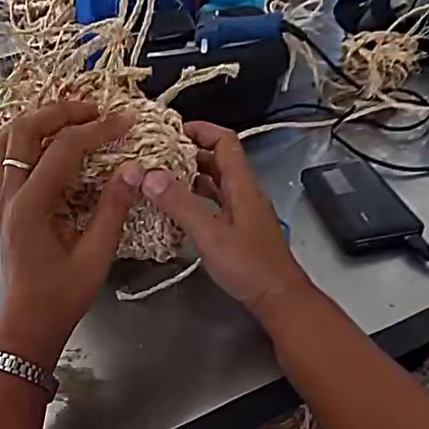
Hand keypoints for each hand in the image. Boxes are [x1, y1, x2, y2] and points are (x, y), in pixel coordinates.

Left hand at [0, 101, 138, 367]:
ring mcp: (0, 199)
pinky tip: (44, 145)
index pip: (63, 148)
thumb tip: (133, 169)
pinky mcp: (1, 206)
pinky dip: (22, 141)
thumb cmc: (62, 296)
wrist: (29, 322)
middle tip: (95, 110)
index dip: (97, 130)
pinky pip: (2, 159)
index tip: (124, 122)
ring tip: (67, 118)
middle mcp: (9, 194)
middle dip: (60, 112)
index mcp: (32, 205)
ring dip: (35, 121)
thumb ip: (113, 209)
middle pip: (24, 130)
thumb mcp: (96, 255)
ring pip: (5, 140)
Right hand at [138, 121, 315, 318]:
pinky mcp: (241, 231)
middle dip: (190, 152)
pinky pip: (217, 204)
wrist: (278, 298)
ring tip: (162, 178)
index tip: (172, 129)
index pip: (225, 142)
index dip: (201, 130)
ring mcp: (245, 213)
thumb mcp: (210, 234)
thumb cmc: (248, 266)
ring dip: (193, 177)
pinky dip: (198, 200)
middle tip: (159, 155)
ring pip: (217, 184)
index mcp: (243, 186)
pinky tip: (179, 208)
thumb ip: (180, 204)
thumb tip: (150, 175)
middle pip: (220, 161)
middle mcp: (246, 194)